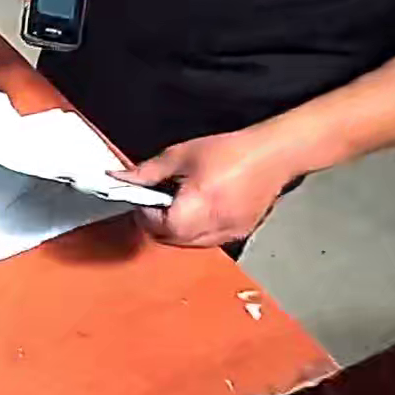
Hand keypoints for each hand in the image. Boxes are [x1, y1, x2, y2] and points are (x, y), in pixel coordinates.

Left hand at [113, 126, 313, 247]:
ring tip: (178, 203)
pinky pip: (207, 240)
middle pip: (170, 239)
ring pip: (188, 243)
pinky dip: (195, 231)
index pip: (156, 227)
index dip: (144, 213)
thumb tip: (119, 179)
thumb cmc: (228, 151)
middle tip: (156, 201)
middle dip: (156, 223)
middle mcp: (214, 226)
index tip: (142, 198)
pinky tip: (198, 209)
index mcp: (197, 208)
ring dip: (175, 229)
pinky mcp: (241, 233)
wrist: (275, 153)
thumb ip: (146, 172)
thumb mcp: (179, 155)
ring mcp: (230, 233)